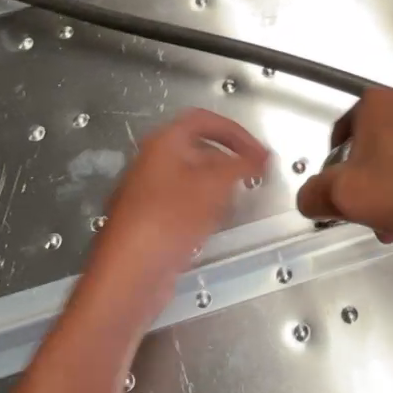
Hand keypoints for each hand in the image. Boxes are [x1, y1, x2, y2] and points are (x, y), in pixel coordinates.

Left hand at [93, 109, 268, 280]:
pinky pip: (185, 203)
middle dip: (229, 159)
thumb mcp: (214, 185)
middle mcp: (153, 162)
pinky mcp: (152, 220)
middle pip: (198, 148)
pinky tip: (217, 222)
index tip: (258, 151)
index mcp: (163, 142)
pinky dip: (205, 207)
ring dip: (219, 185)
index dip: (235, 131)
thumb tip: (261, 156)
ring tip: (241, 199)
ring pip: (193, 178)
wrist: (131, 271)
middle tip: (255, 175)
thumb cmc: (170, 218)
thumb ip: (241, 165)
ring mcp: (151, 192)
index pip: (204, 120)